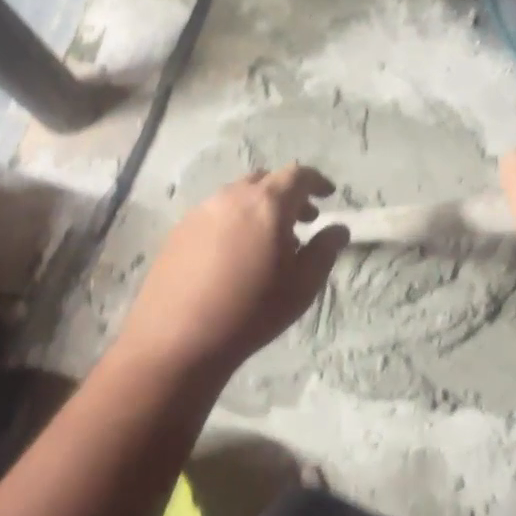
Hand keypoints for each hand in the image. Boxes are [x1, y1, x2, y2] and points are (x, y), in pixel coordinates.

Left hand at [119, 165, 349, 369]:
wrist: (178, 339)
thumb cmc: (252, 310)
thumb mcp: (303, 284)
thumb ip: (325, 249)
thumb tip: (338, 228)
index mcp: (267, 204)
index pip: (297, 175)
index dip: (316, 181)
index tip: (328, 195)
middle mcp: (231, 198)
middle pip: (265, 181)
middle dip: (288, 195)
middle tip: (302, 220)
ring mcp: (200, 212)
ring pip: (237, 197)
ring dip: (259, 209)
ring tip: (269, 242)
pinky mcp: (178, 232)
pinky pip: (215, 214)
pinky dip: (235, 222)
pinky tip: (236, 255)